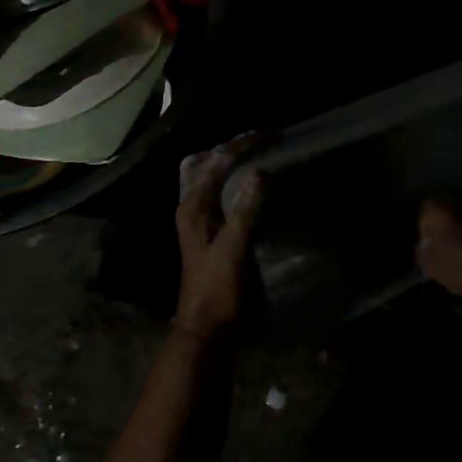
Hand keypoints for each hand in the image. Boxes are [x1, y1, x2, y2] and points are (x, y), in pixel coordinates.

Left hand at [173, 134, 268, 339]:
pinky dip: (229, 180)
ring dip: (227, 161)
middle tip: (263, 139)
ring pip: (205, 176)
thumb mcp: (234, 250)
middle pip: (204, 162)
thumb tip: (259, 171)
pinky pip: (215, 193)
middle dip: (232, 146)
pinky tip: (248, 185)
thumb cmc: (218, 290)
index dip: (243, 145)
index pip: (216, 162)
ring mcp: (196, 219)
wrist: (205, 327)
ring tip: (255, 154)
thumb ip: (244, 210)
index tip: (272, 135)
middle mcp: (190, 207)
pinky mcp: (206, 231)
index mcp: (193, 207)